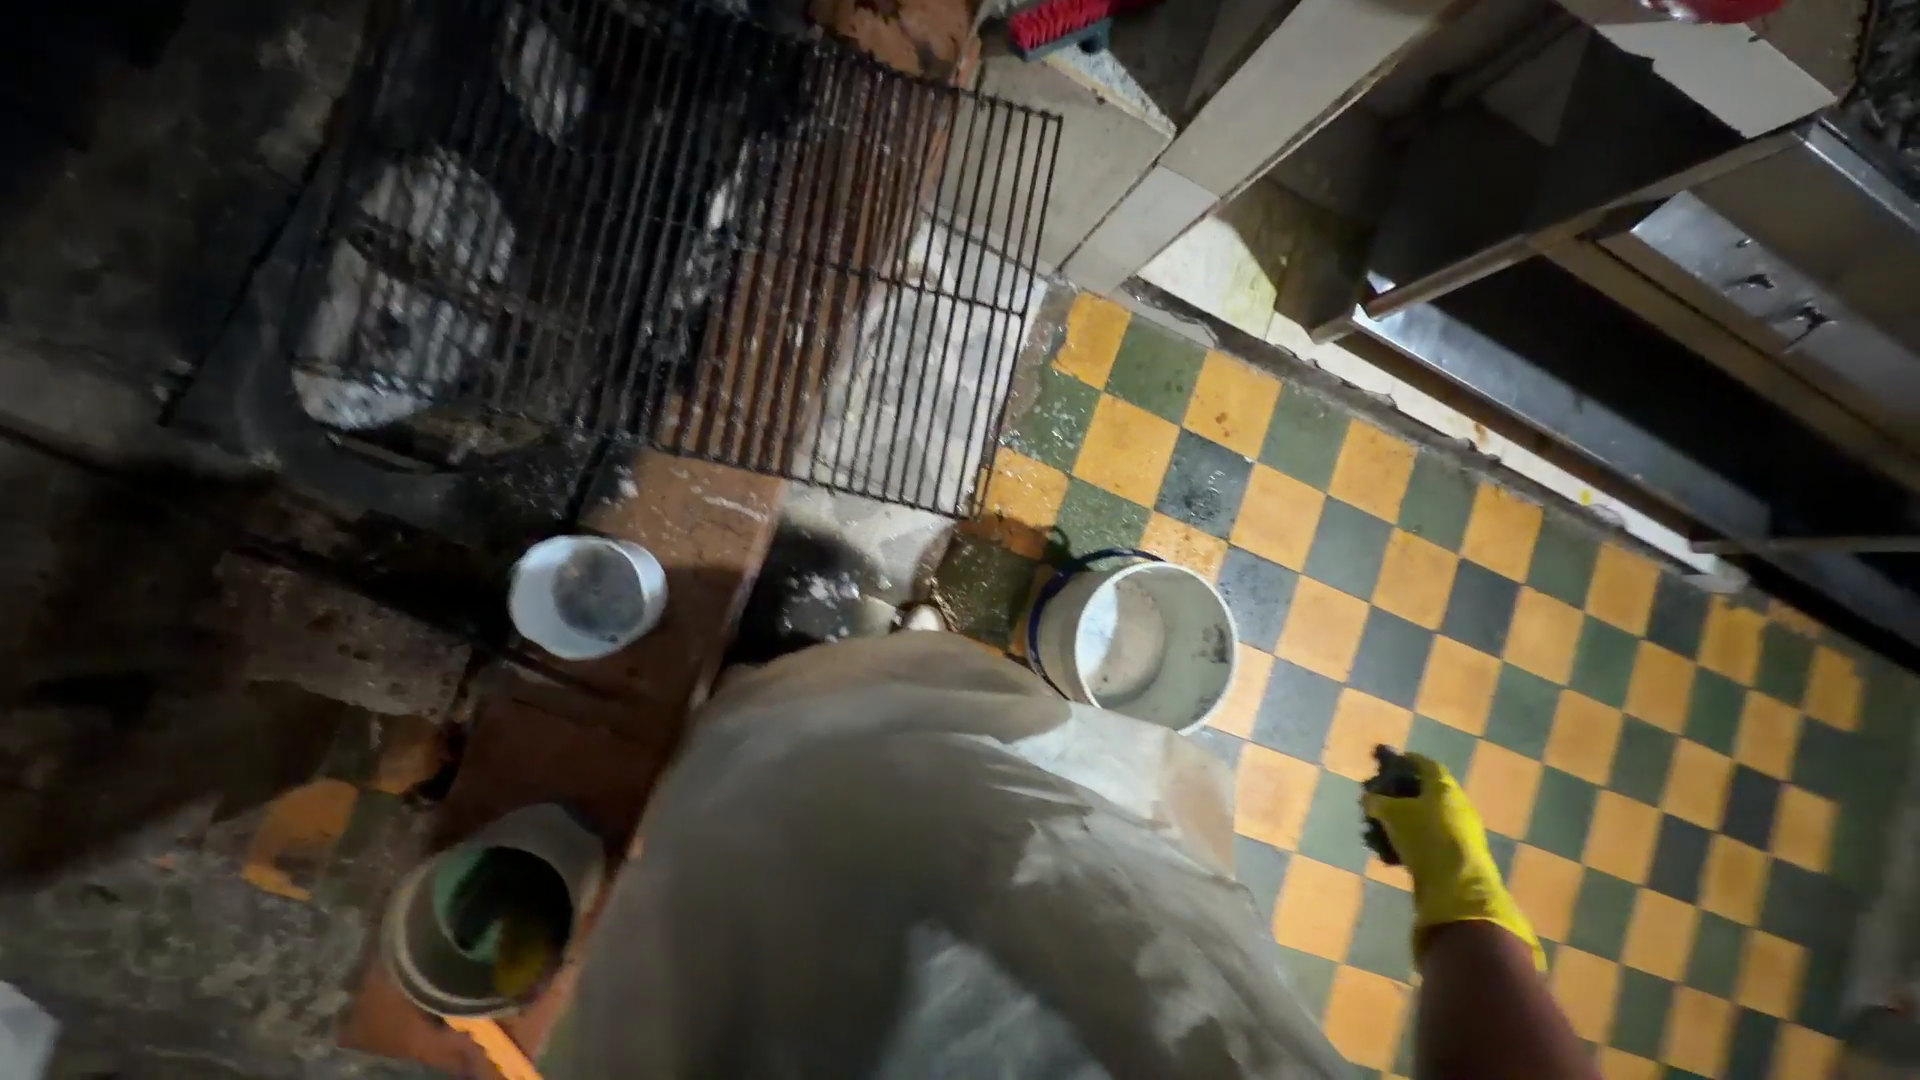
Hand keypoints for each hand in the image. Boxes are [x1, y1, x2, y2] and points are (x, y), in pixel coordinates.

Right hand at [1361, 753, 1543, 970]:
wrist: (1458, 885)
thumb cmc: (1424, 836)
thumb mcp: (1391, 813)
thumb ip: (1376, 801)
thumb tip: (1370, 799)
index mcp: (1444, 787)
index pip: (1424, 763)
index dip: (1405, 760)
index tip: (1387, 762)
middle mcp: (1457, 805)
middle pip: (1424, 792)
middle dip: (1398, 794)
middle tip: (1377, 798)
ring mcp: (1460, 831)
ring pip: (1424, 818)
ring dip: (1401, 820)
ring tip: (1377, 830)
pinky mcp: (1458, 855)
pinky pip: (1428, 840)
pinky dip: (1409, 841)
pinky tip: (1389, 853)